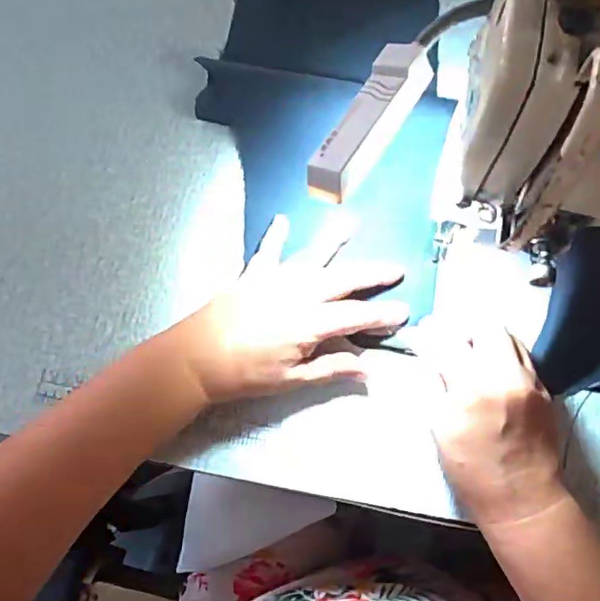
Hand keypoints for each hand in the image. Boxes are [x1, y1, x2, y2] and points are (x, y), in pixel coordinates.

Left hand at [165, 214, 409, 403]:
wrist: (196, 358)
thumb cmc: (245, 374)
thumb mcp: (291, 379)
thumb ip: (330, 369)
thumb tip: (367, 369)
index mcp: (310, 323)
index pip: (356, 316)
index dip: (382, 316)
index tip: (403, 313)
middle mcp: (297, 294)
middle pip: (343, 279)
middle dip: (372, 273)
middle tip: (396, 268)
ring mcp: (273, 281)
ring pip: (311, 257)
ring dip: (332, 241)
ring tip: (351, 223)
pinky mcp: (250, 277)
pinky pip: (267, 252)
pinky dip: (275, 236)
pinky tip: (282, 220)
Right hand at [426, 322, 572, 528]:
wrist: (523, 498)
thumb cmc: (471, 472)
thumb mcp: (439, 430)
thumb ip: (431, 388)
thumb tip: (423, 360)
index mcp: (472, 390)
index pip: (444, 344)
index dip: (423, 336)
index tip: (412, 336)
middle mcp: (506, 377)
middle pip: (484, 328)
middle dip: (459, 329)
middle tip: (442, 340)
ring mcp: (530, 381)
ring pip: (508, 338)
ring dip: (484, 339)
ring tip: (467, 352)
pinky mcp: (545, 390)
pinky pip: (522, 357)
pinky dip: (502, 355)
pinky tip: (490, 371)